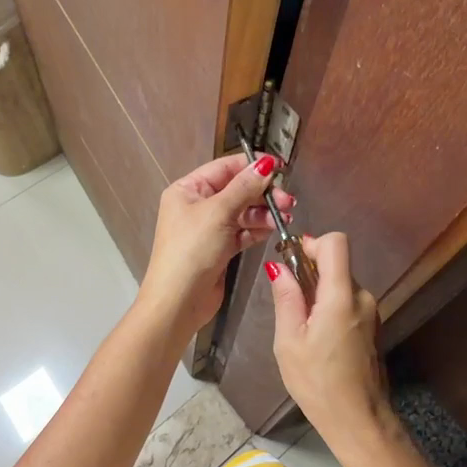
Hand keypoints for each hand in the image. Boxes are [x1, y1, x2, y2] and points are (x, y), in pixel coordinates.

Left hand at [139, 153, 294, 333]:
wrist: (179, 301)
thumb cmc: (192, 250)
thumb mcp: (218, 213)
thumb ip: (244, 187)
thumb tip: (266, 165)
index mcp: (188, 189)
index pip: (225, 167)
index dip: (253, 165)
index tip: (281, 167)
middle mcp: (198, 204)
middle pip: (237, 189)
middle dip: (263, 193)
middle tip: (288, 201)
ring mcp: (210, 227)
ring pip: (244, 211)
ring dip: (265, 212)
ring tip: (285, 218)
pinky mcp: (221, 248)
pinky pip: (244, 231)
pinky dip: (259, 228)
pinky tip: (274, 229)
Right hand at [266, 233, 389, 440]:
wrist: (359, 422)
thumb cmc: (318, 383)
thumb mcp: (289, 342)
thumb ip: (286, 299)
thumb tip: (278, 266)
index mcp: (342, 296)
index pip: (336, 242)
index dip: (313, 243)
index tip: (292, 260)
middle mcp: (362, 297)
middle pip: (337, 265)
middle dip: (311, 274)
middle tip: (289, 304)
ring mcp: (371, 313)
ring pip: (341, 286)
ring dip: (319, 295)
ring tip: (301, 330)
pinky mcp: (372, 328)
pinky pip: (348, 304)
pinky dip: (330, 310)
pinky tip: (318, 340)